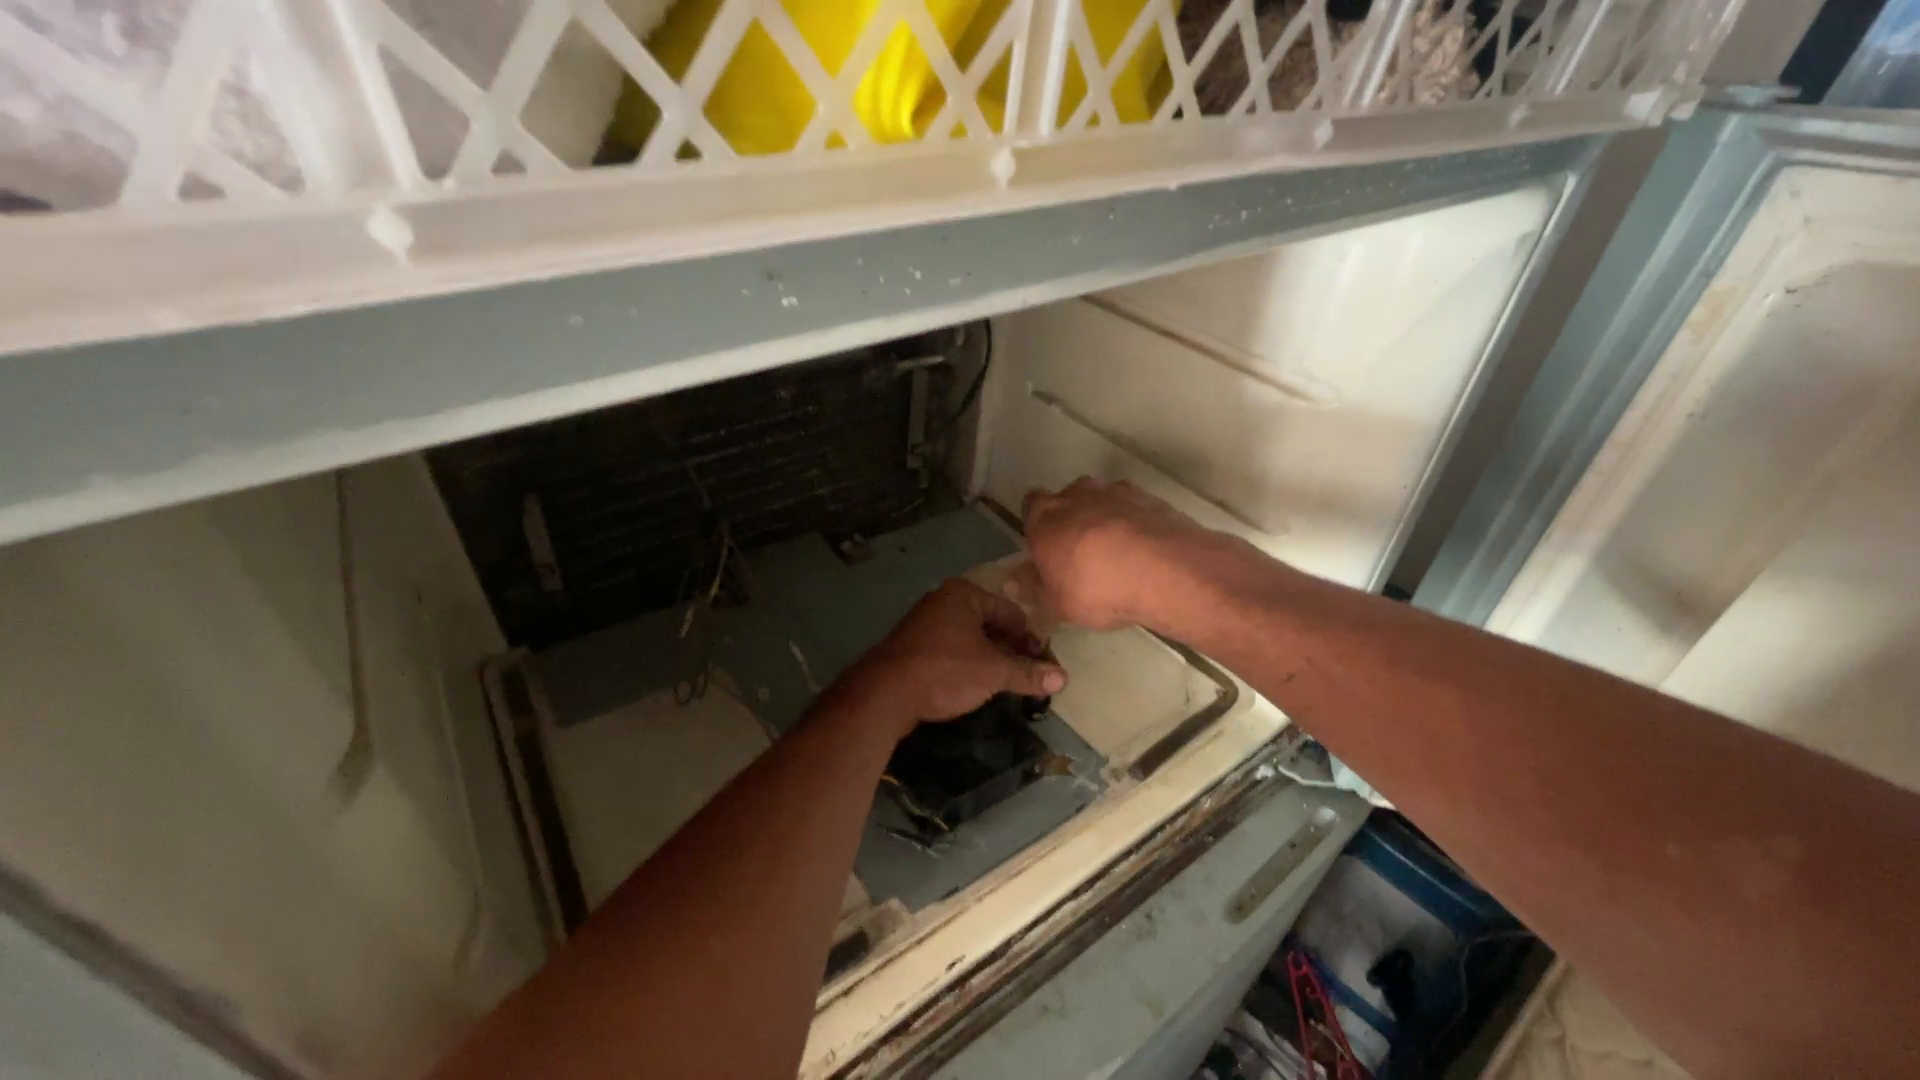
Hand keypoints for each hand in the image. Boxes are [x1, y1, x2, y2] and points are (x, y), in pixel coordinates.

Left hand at [850, 579, 1067, 736]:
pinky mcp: (913, 646)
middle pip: (991, 625)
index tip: (1043, 668)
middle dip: (1010, 652)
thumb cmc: (945, 671)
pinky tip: (973, 687)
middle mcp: (944, 601)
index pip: (1012, 613)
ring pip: (971, 640)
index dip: (1031, 641)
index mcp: (965, 594)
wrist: (885, 693)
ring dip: (990, 661)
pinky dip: (967, 666)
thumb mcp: (993, 672)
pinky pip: (951, 651)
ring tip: (1004, 685)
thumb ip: (1028, 673)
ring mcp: (925, 623)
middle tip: (1027, 678)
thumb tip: (1063, 678)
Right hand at [1019, 477, 1216, 631]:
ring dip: (1105, 515)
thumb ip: (1033, 589)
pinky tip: (1144, 549)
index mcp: (1045, 517)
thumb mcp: (1056, 604)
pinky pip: (1135, 507)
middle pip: (1068, 497)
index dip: (1037, 522)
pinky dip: (1135, 521)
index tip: (1045, 545)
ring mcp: (1116, 492)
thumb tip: (1011, 580)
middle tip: (1081, 551)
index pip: (1031, 504)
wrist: (1163, 571)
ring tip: (1117, 550)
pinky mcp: (1151, 498)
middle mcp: (1077, 495)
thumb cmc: (1095, 589)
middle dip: (1073, 516)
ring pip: (1103, 498)